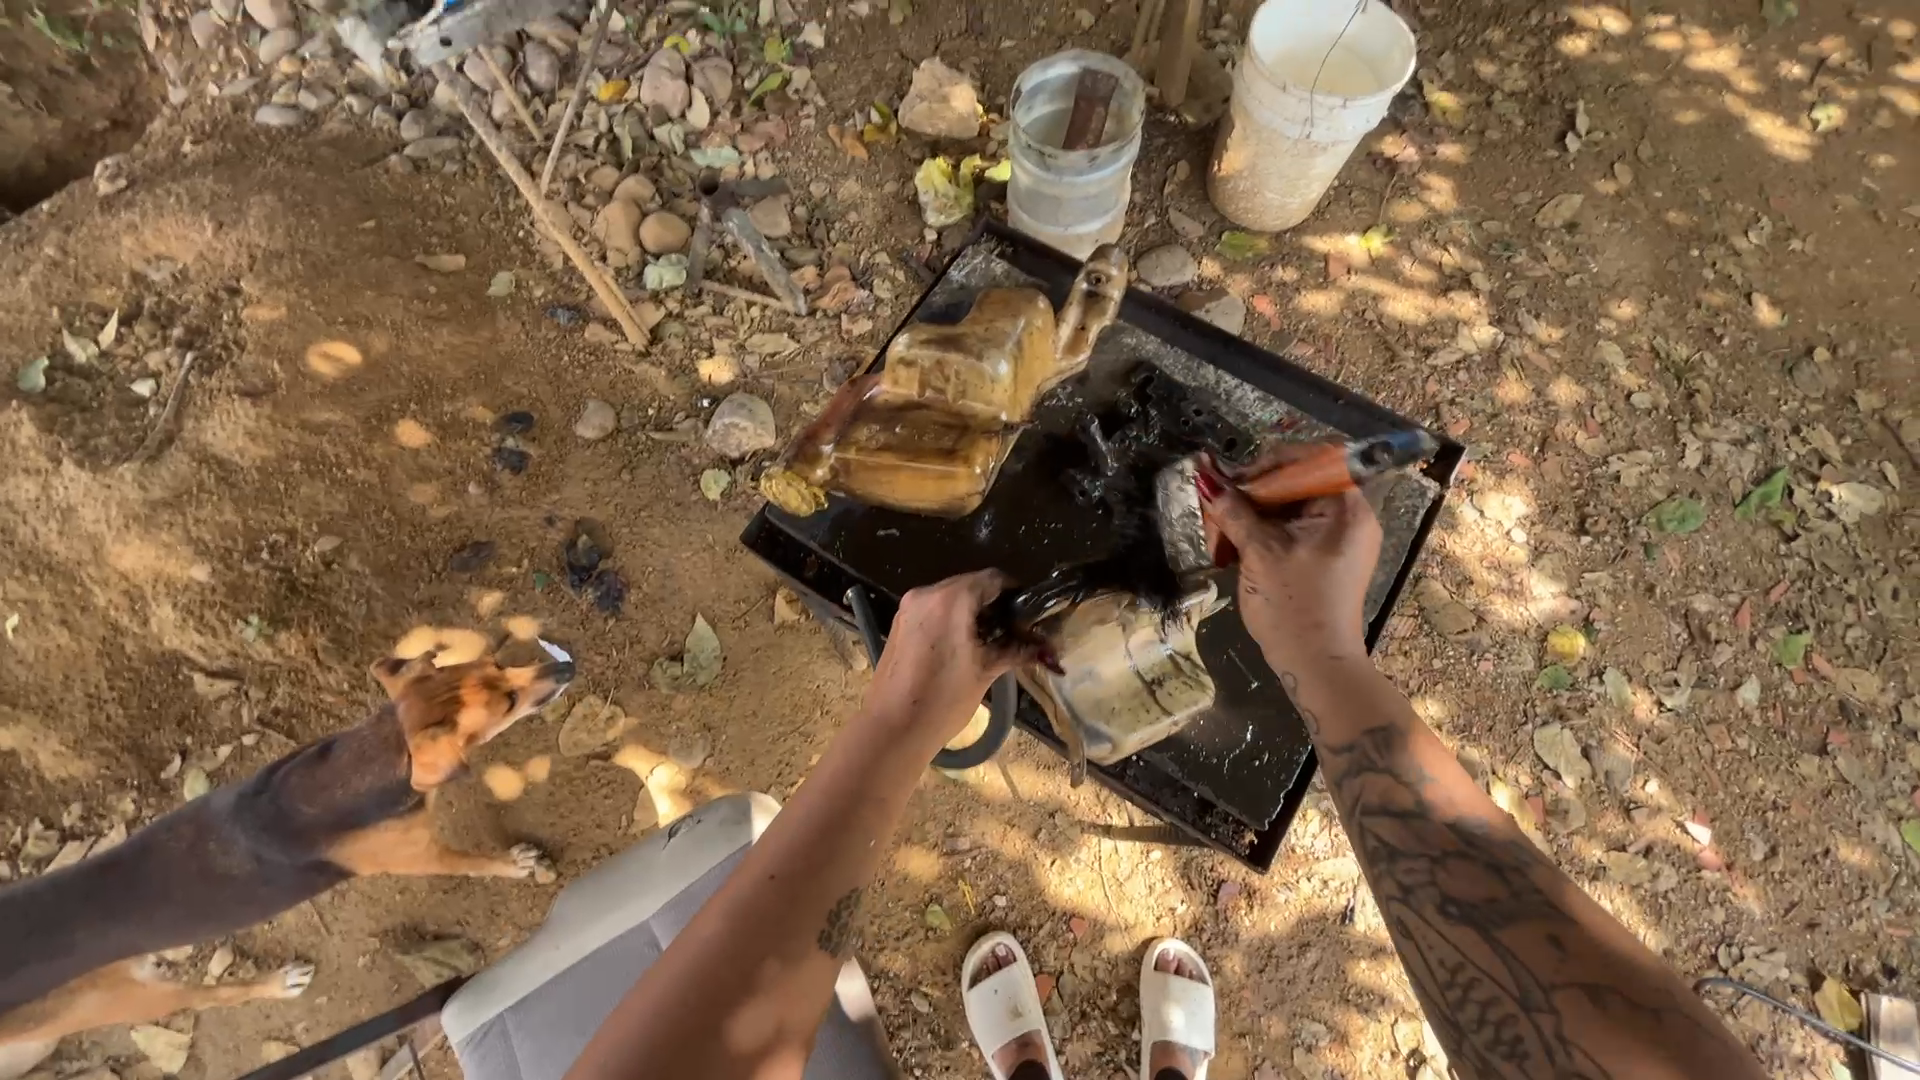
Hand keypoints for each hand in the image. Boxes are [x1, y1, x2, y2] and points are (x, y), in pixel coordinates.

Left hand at [864, 570, 1029, 748]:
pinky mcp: (900, 623)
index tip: (1030, 614)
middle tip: (1014, 629)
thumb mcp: (986, 671)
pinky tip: (964, 645)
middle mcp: (927, 593)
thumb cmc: (943, 699)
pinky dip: (952, 619)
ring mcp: (909, 607)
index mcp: (950, 599)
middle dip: (994, 604)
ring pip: (951, 597)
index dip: (1016, 593)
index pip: (993, 579)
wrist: (893, 728)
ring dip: (973, 612)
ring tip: (991, 640)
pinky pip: (934, 610)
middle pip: (971, 585)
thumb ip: (1016, 650)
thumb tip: (1045, 647)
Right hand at [1202, 446, 1383, 669]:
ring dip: (1251, 514)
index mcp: (1345, 508)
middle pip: (1296, 483)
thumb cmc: (1292, 604)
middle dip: (1252, 493)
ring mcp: (1336, 538)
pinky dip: (1261, 532)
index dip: (1266, 466)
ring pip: (1288, 507)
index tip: (1232, 484)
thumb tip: (1204, 475)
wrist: (1314, 663)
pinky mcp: (1322, 556)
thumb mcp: (1259, 552)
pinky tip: (1235, 545)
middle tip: (1219, 508)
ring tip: (1221, 532)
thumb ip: (1233, 510)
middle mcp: (1347, 516)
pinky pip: (1290, 529)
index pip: (1309, 461)